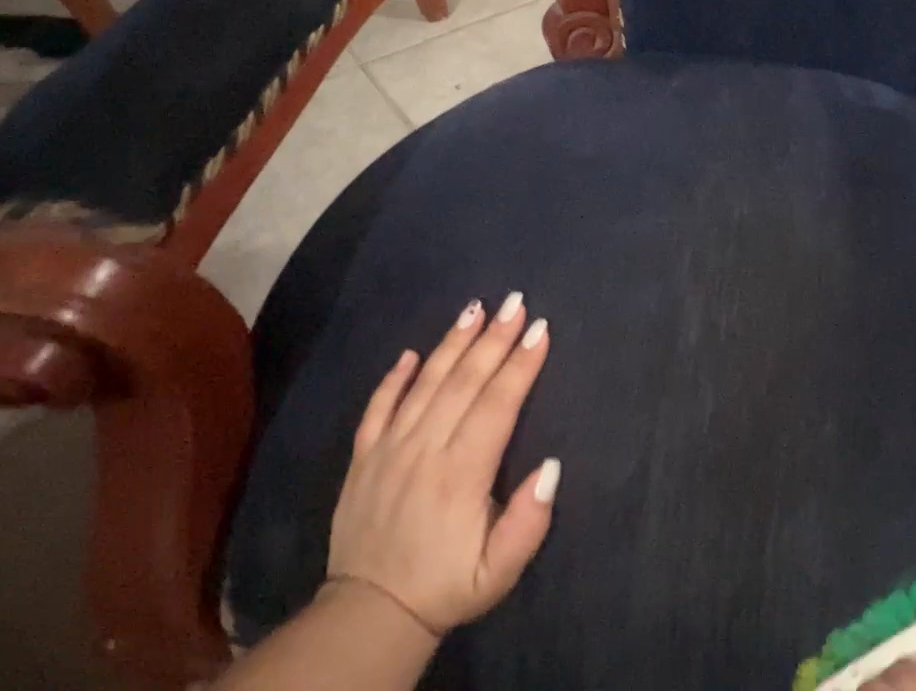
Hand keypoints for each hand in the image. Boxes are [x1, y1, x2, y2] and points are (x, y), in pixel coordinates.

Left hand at [325, 292, 558, 634]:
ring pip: (425, 386)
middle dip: (493, 339)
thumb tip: (552, 466)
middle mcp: (424, 452)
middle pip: (464, 383)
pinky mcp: (363, 460)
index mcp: (462, 474)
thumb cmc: (449, 584)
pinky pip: (378, 408)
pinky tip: (413, 352)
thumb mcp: (500, 570)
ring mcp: (388, 452)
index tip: (540, 329)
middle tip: (515, 301)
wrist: (370, 613)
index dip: (520, 365)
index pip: (497, 405)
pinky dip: (394, 378)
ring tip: (475, 308)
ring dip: (452, 344)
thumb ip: (529, 521)